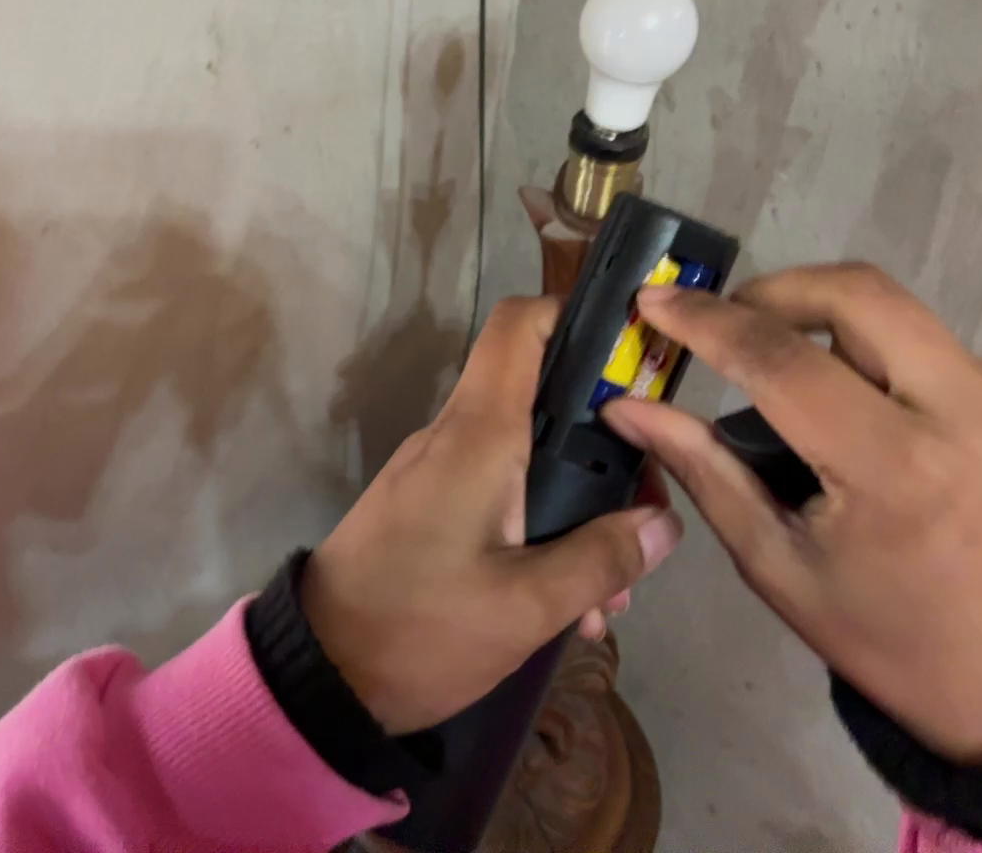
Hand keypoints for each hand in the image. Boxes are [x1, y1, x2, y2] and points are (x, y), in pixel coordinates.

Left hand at [303, 298, 683, 734]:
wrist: (320, 666)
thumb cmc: (420, 627)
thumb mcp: (525, 607)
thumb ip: (600, 559)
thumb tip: (661, 523)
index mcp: (478, 434)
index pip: (518, 328)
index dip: (574, 316)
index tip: (634, 353)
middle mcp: (457, 436)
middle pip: (544, 399)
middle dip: (607, 451)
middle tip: (645, 521)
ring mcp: (439, 470)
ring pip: (529, 458)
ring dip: (578, 511)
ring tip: (609, 597)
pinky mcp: (429, 505)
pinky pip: (499, 493)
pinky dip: (541, 530)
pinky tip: (567, 605)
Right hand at [603, 263, 981, 764]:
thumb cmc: (879, 634)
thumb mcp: (769, 558)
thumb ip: (699, 466)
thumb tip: (624, 407)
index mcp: (898, 469)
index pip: (782, 359)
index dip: (706, 321)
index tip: (653, 299)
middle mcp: (973, 416)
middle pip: (858, 294)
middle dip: (770, 289)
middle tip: (719, 318)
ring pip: (893, 311)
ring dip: (816, 319)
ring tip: (771, 367)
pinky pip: (927, 345)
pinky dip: (865, 355)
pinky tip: (845, 404)